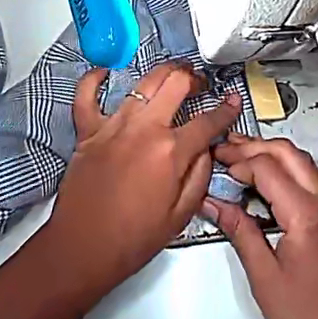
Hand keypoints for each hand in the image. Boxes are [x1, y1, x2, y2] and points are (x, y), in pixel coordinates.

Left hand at [39, 63, 241, 296]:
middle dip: (193, 78)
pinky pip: (87, 94)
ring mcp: (113, 125)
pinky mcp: (88, 129)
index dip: (225, 110)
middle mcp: (143, 129)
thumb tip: (206, 150)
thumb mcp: (181, 214)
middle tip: (200, 83)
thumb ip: (199, 176)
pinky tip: (104, 73)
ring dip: (161, 73)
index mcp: (170, 152)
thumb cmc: (132, 238)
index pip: (207, 122)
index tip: (232, 102)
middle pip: (175, 84)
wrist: (85, 245)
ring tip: (171, 74)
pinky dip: (93, 80)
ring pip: (141, 82)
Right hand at [206, 135, 317, 318]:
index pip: (265, 166)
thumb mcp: (263, 276)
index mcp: (308, 216)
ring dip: (276, 157)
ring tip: (247, 162)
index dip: (235, 161)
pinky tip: (293, 183)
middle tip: (225, 153)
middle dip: (252, 148)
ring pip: (307, 164)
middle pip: (287, 154)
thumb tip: (217, 203)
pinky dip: (309, 175)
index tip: (216, 163)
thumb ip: (239, 229)